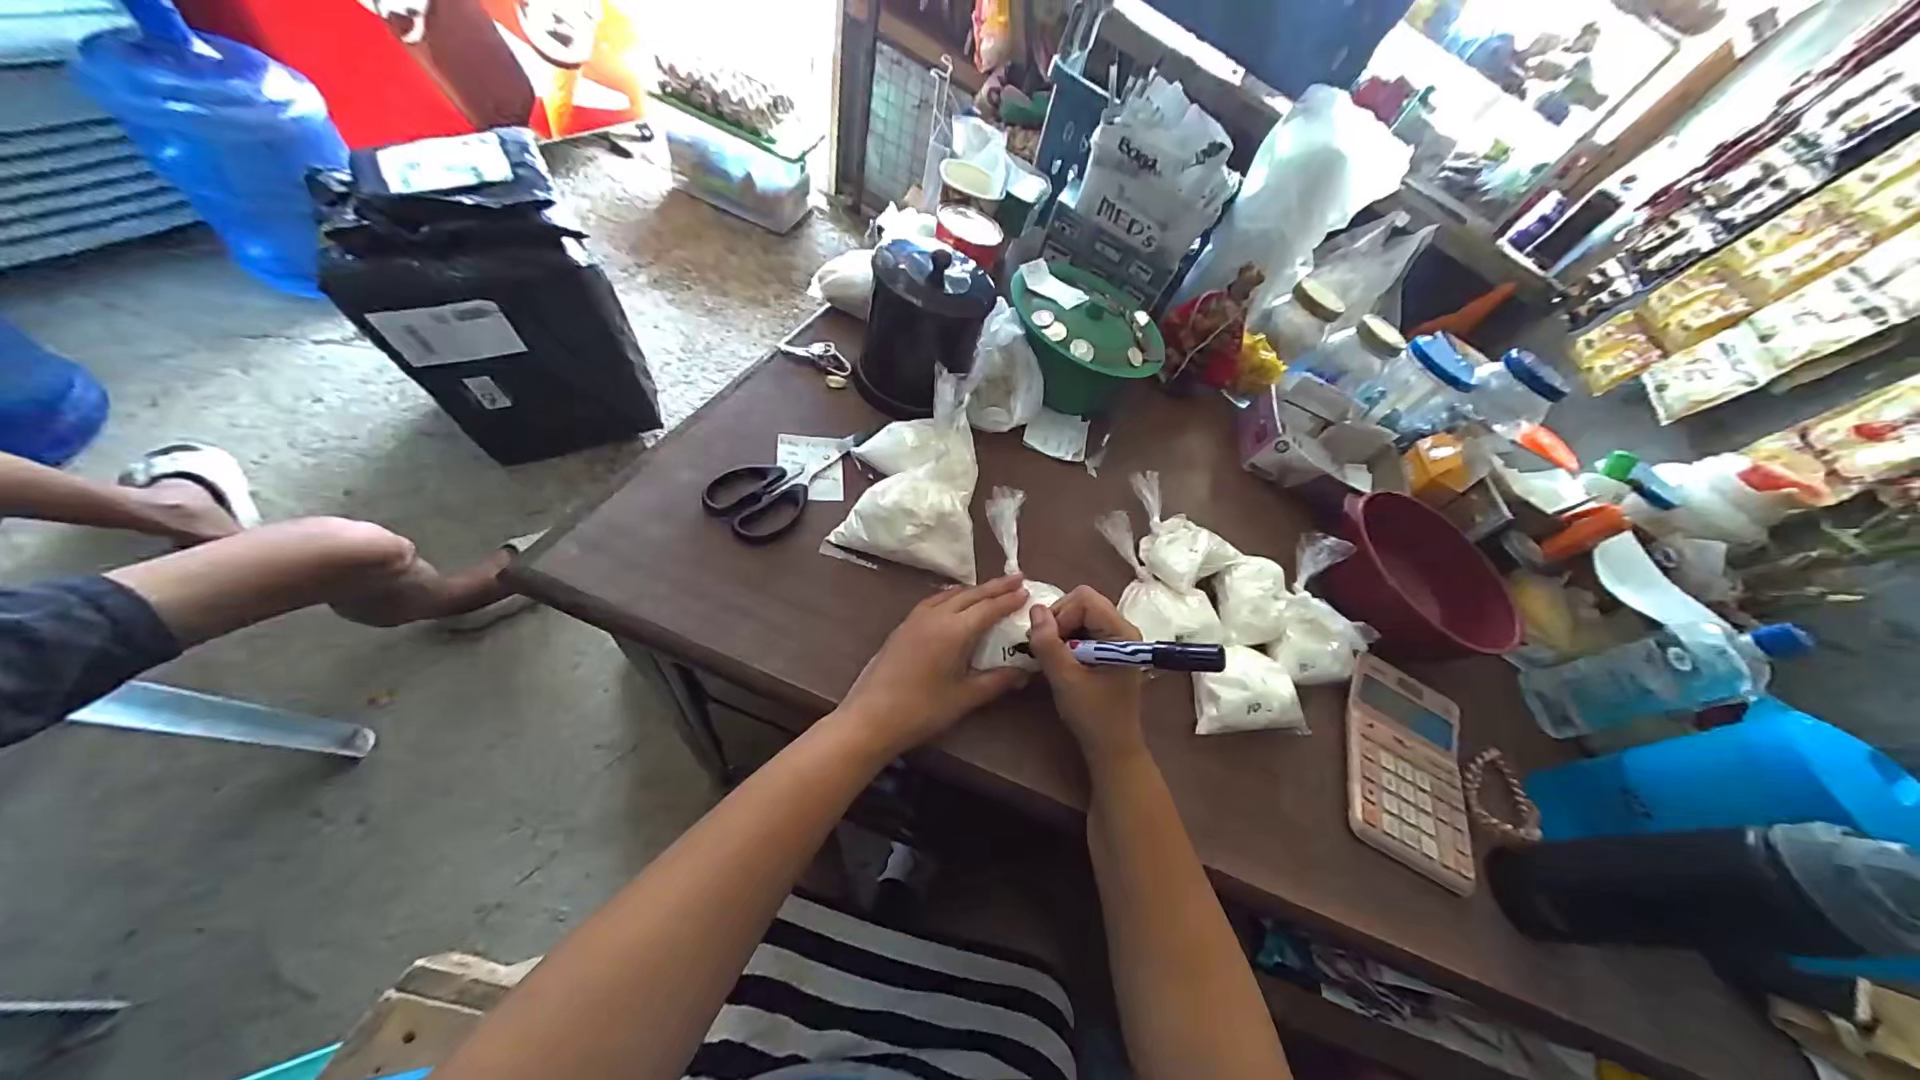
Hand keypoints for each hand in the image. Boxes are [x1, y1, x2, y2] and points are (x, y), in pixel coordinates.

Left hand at [835, 576, 1032, 756]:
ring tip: (990, 590)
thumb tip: (1024, 672)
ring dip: (973, 590)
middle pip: (970, 595)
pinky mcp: (902, 628)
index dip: (1009, 599)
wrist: (870, 717)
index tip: (1027, 590)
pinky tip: (955, 604)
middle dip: (995, 587)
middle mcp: (935, 616)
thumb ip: (997, 681)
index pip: (988, 608)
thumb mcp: (965, 697)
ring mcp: (915, 619)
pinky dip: (952, 597)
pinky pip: (934, 602)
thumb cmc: (921, 710)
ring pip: (949, 595)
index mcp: (954, 630)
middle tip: (1017, 578)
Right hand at [1027, 586, 1145, 764]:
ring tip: (1050, 655)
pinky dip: (1065, 637)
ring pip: (1080, 613)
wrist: (1112, 747)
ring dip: (1060, 629)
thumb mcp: (1065, 680)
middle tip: (1045, 647)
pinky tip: (1059, 659)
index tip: (1048, 642)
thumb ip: (1049, 644)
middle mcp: (1122, 629)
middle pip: (1083, 602)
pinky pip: (1082, 627)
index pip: (1085, 599)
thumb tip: (1035, 610)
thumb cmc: (1093, 715)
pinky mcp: (1107, 647)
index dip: (1060, 613)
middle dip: (1058, 619)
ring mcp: (1116, 638)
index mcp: (1121, 633)